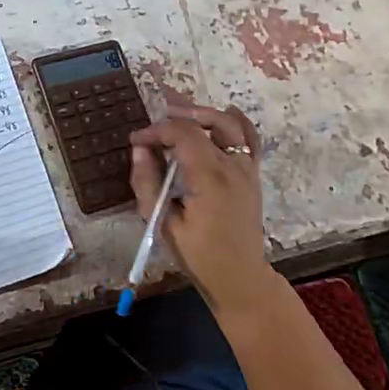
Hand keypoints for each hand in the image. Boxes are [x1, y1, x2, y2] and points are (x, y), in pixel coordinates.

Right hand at [128, 103, 269, 311]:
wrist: (239, 277)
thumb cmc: (198, 255)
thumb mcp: (163, 223)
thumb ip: (148, 183)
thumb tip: (140, 150)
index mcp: (209, 177)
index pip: (183, 134)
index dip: (156, 131)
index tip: (136, 141)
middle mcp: (232, 165)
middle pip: (206, 122)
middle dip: (177, 115)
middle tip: (155, 119)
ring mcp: (246, 168)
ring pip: (229, 124)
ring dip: (203, 114)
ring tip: (181, 112)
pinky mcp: (252, 175)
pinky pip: (250, 139)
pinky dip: (237, 122)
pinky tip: (226, 111)